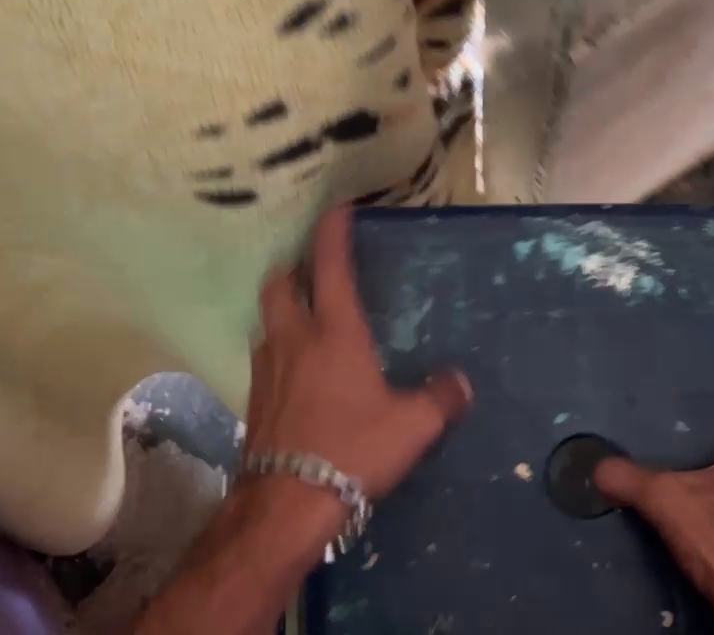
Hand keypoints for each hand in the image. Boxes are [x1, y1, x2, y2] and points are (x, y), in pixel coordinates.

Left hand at [244, 208, 472, 500]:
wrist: (286, 505)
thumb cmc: (352, 450)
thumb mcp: (411, 426)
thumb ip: (440, 398)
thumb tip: (460, 382)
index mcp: (333, 332)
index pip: (329, 266)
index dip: (331, 231)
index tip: (336, 208)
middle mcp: (294, 339)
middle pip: (280, 284)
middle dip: (293, 266)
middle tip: (311, 267)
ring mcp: (267, 370)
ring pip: (266, 321)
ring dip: (282, 309)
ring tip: (303, 317)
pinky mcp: (254, 401)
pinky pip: (263, 358)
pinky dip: (277, 350)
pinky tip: (295, 372)